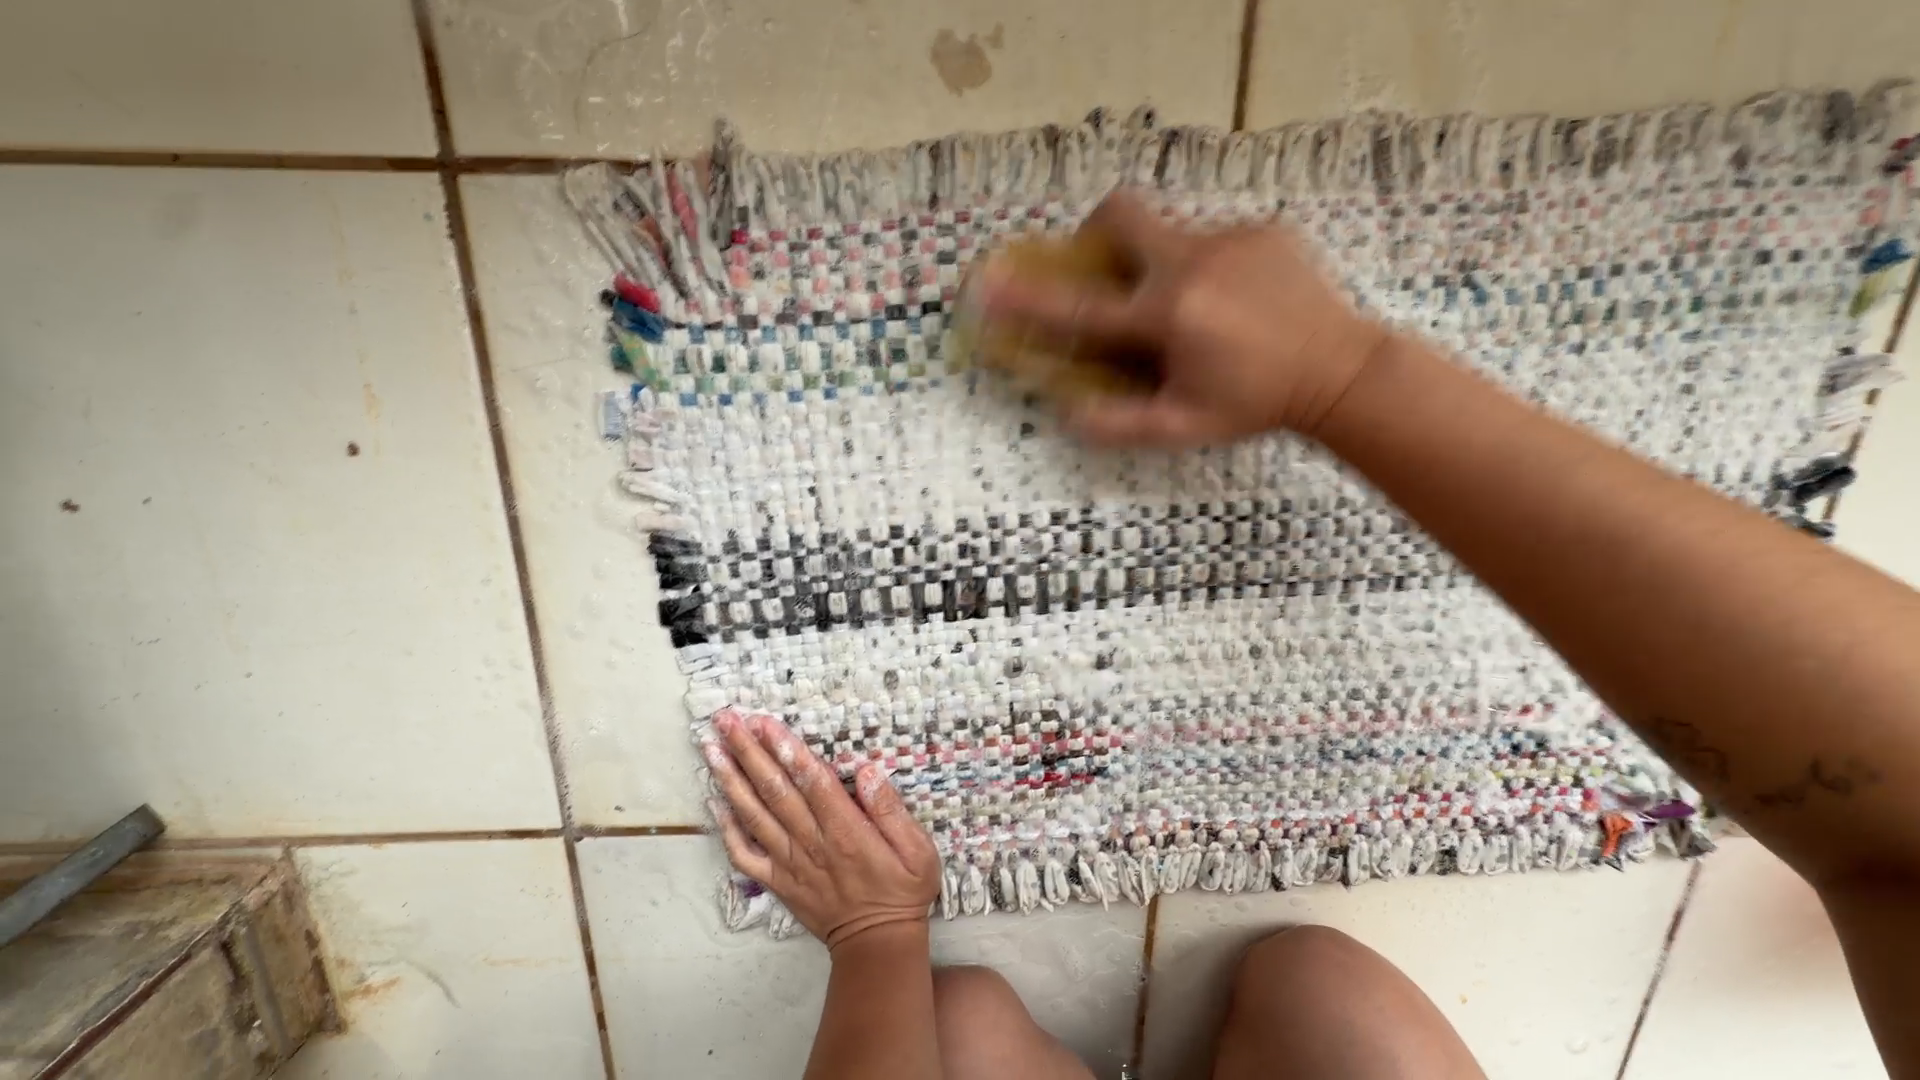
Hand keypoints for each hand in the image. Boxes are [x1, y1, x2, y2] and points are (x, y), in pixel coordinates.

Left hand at [702, 710, 941, 949]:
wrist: (877, 945)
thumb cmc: (902, 892)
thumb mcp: (918, 851)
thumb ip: (891, 810)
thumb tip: (867, 771)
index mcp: (845, 831)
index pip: (810, 781)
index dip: (785, 749)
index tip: (764, 723)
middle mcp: (811, 843)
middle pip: (774, 790)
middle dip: (748, 752)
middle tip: (726, 721)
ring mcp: (790, 863)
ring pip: (754, 815)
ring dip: (731, 780)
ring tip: (711, 749)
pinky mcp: (778, 882)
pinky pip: (746, 855)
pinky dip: (727, 829)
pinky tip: (714, 803)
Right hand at [974, 189, 1390, 445]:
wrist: (1341, 372)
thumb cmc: (1255, 406)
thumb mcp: (1182, 429)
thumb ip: (1118, 424)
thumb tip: (1063, 413)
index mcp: (1169, 316)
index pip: (1081, 306)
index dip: (1027, 298)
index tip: (987, 282)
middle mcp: (1194, 263)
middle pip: (1123, 212)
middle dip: (1098, 229)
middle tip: (1109, 266)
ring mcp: (1232, 238)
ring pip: (1172, 232)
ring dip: (1164, 264)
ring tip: (1199, 309)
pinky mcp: (1265, 229)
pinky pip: (1217, 238)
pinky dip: (1210, 267)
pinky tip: (1239, 302)